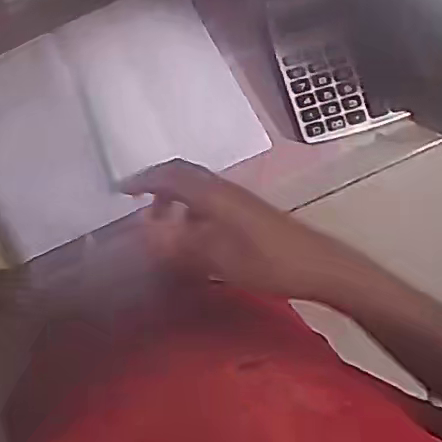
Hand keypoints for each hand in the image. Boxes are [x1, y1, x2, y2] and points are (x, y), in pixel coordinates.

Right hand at [122, 159, 385, 302]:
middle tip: (137, 201)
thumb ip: (177, 244)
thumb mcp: (216, 257)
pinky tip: (192, 233)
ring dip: (173, 199)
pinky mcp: (248, 211)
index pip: (169, 176)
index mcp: (212, 194)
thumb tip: (142, 234)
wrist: (320, 266)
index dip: (142, 180)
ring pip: (195, 188)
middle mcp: (223, 189)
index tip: (121, 190)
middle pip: (182, 175)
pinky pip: (208, 199)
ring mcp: (238, 198)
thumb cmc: (268, 262)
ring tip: (161, 223)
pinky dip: (189, 209)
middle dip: (156, 184)